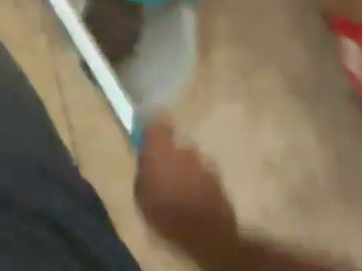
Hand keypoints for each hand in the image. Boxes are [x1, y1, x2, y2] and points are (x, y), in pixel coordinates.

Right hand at [135, 122, 238, 256]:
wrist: (206, 235)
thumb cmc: (165, 212)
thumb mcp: (141, 193)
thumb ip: (144, 171)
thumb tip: (147, 163)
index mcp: (160, 149)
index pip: (156, 126)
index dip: (152, 129)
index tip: (147, 136)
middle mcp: (185, 151)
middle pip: (177, 145)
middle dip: (172, 155)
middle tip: (165, 170)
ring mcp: (206, 167)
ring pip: (193, 162)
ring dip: (187, 170)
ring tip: (181, 188)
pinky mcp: (221, 184)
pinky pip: (205, 178)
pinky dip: (200, 184)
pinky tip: (195, 198)